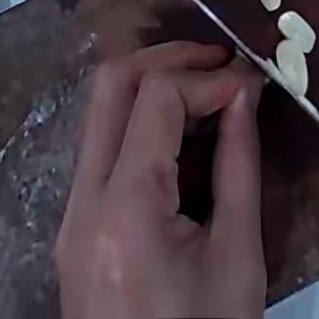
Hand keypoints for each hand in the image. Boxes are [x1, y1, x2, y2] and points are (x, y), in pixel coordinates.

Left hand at [58, 42, 265, 318]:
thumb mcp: (238, 260)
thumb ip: (240, 165)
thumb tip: (244, 93)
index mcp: (125, 210)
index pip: (157, 99)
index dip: (206, 77)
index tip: (248, 82)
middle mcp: (83, 200)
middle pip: (110, 85)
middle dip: (167, 58)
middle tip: (218, 58)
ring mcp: (70, 211)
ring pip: (99, 109)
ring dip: (151, 81)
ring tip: (205, 83)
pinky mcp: (74, 223)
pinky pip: (101, 143)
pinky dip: (139, 116)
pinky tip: (179, 123)